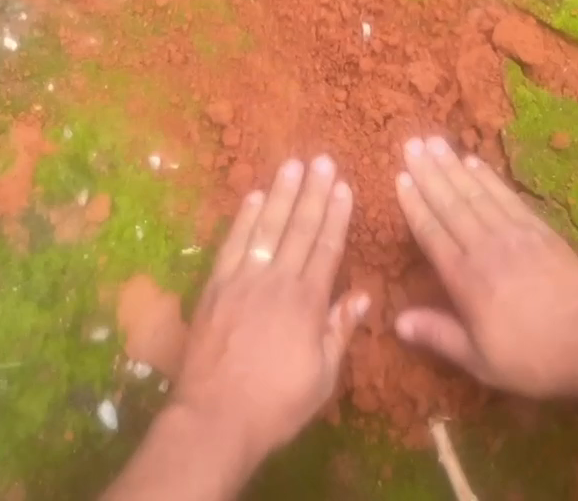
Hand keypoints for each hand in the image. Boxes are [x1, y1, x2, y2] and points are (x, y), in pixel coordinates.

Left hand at [170, 156, 368, 467]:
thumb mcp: (322, 377)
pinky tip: (254, 197)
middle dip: (313, 192)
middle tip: (322, 160)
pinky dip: (244, 218)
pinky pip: (233, 244)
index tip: (343, 186)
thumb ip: (340, 331)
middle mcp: (277, 280)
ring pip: (267, 227)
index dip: (336, 215)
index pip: (326, 247)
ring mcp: (243, 279)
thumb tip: (362, 294)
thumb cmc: (276, 403)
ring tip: (292, 164)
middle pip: (298, 228)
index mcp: (307, 302)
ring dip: (280, 193)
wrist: (215, 418)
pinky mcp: (215, 286)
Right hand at [393, 135, 577, 398]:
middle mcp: (484, 246)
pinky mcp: (538, 228)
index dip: (414, 203)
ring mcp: (513, 233)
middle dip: (428, 172)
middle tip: (411, 144)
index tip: (400, 176)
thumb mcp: (480, 360)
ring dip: (453, 165)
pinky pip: (506, 195)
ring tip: (434, 142)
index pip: (432, 232)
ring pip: (475, 192)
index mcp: (465, 279)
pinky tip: (474, 161)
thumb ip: (439, 335)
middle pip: (450, 203)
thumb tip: (397, 321)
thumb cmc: (532, 356)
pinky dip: (487, 176)